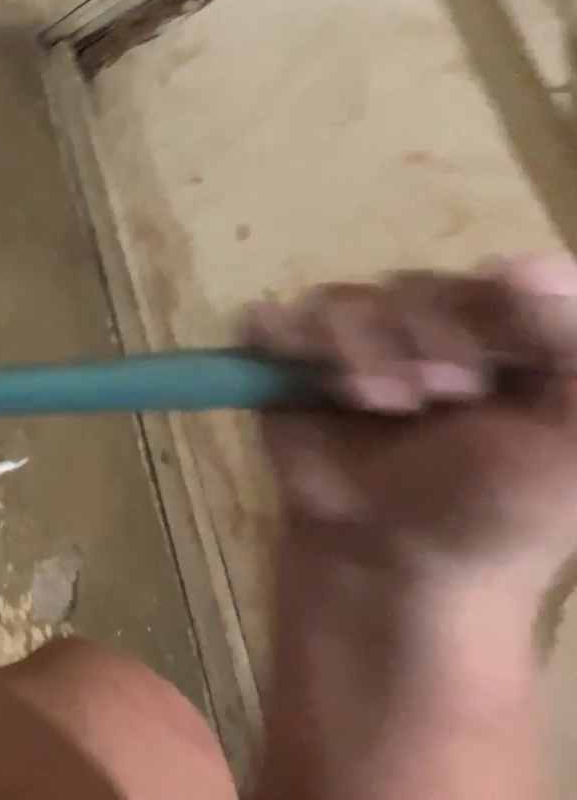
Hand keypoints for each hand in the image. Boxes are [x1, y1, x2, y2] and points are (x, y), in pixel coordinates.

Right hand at [241, 257, 576, 589]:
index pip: (505, 277)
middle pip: (415, 285)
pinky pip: (268, 319)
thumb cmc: (501, 507)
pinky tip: (301, 374)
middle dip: (424, 338)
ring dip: (354, 348)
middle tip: (438, 396)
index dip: (499, 305)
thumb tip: (524, 261)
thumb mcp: (576, 436)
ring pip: (341, 299)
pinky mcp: (284, 363)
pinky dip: (279, 337)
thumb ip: (575, 346)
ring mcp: (348, 345)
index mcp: (514, 341)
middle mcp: (429, 331)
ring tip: (370, 402)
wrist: (391, 553)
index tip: (504, 358)